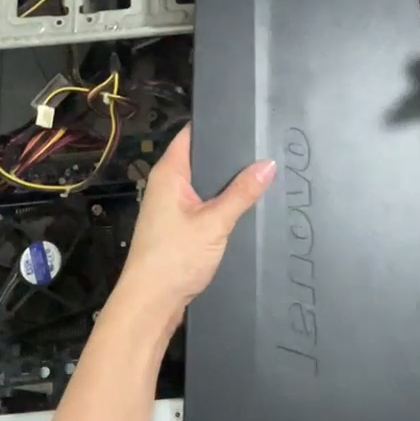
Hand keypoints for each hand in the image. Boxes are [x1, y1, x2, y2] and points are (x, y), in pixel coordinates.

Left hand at [114, 127, 274, 311]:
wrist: (150, 304)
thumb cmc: (174, 258)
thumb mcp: (215, 223)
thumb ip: (242, 193)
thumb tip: (269, 164)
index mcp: (169, 172)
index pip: (192, 133)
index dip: (216, 123)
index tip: (245, 116)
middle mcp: (166, 183)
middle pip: (200, 157)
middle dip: (228, 153)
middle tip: (263, 144)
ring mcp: (170, 204)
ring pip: (203, 182)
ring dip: (225, 181)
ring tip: (259, 170)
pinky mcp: (176, 224)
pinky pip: (202, 202)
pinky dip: (220, 201)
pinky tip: (242, 204)